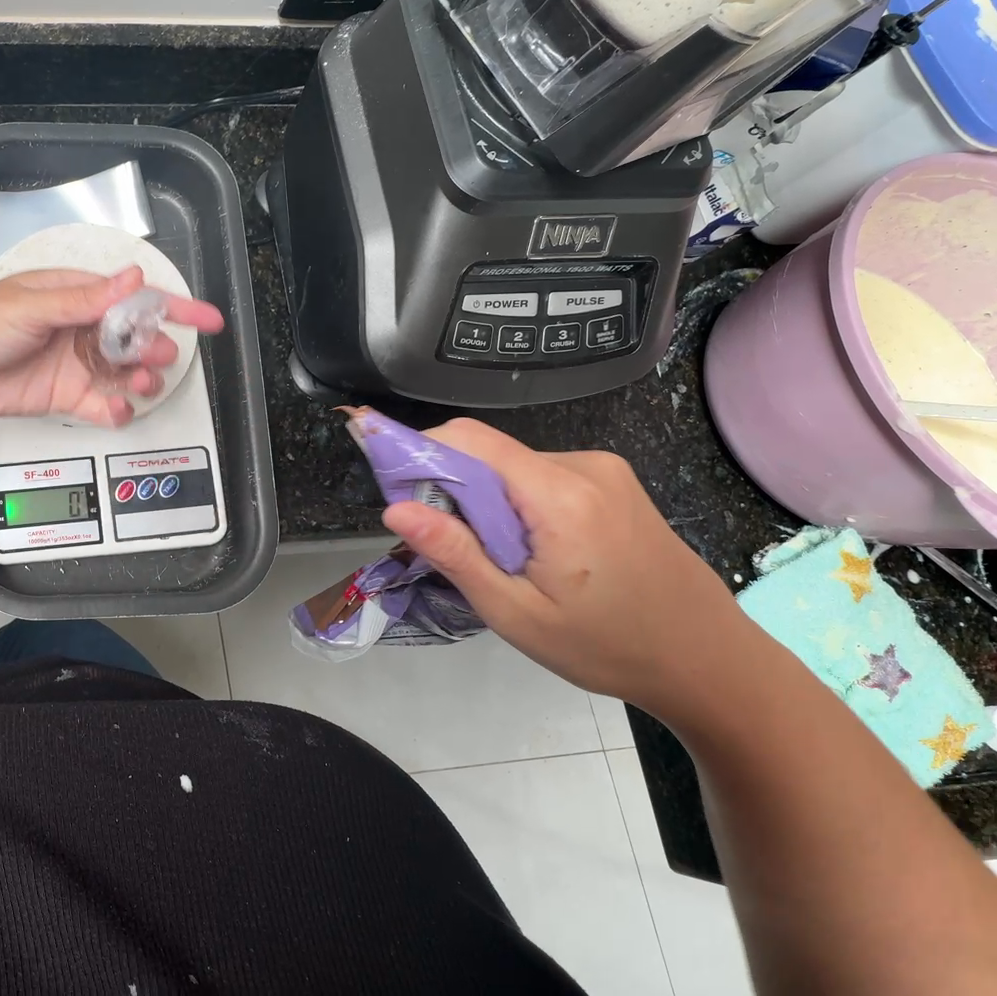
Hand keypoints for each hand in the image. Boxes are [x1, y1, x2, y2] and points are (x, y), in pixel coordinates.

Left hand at [0, 266, 225, 426]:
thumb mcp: (30, 306)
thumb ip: (84, 300)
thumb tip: (130, 280)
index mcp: (72, 295)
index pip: (131, 298)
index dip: (171, 306)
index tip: (204, 318)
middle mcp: (76, 328)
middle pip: (133, 338)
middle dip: (153, 347)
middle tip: (158, 357)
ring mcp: (71, 363)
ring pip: (121, 372)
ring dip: (138, 379)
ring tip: (143, 384)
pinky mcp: (62, 395)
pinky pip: (99, 403)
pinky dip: (114, 409)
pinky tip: (117, 409)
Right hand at [381, 419, 759, 712]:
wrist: (708, 662)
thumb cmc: (608, 647)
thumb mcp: (516, 613)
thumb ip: (455, 554)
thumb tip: (394, 509)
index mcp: (561, 495)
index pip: (468, 440)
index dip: (419, 455)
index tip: (398, 497)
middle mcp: (584, 466)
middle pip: (486, 454)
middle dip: (451, 492)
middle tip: (453, 553)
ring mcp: (603, 472)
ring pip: (509, 468)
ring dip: (484, 504)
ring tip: (501, 563)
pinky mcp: (611, 483)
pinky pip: (537, 478)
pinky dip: (514, 507)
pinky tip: (531, 554)